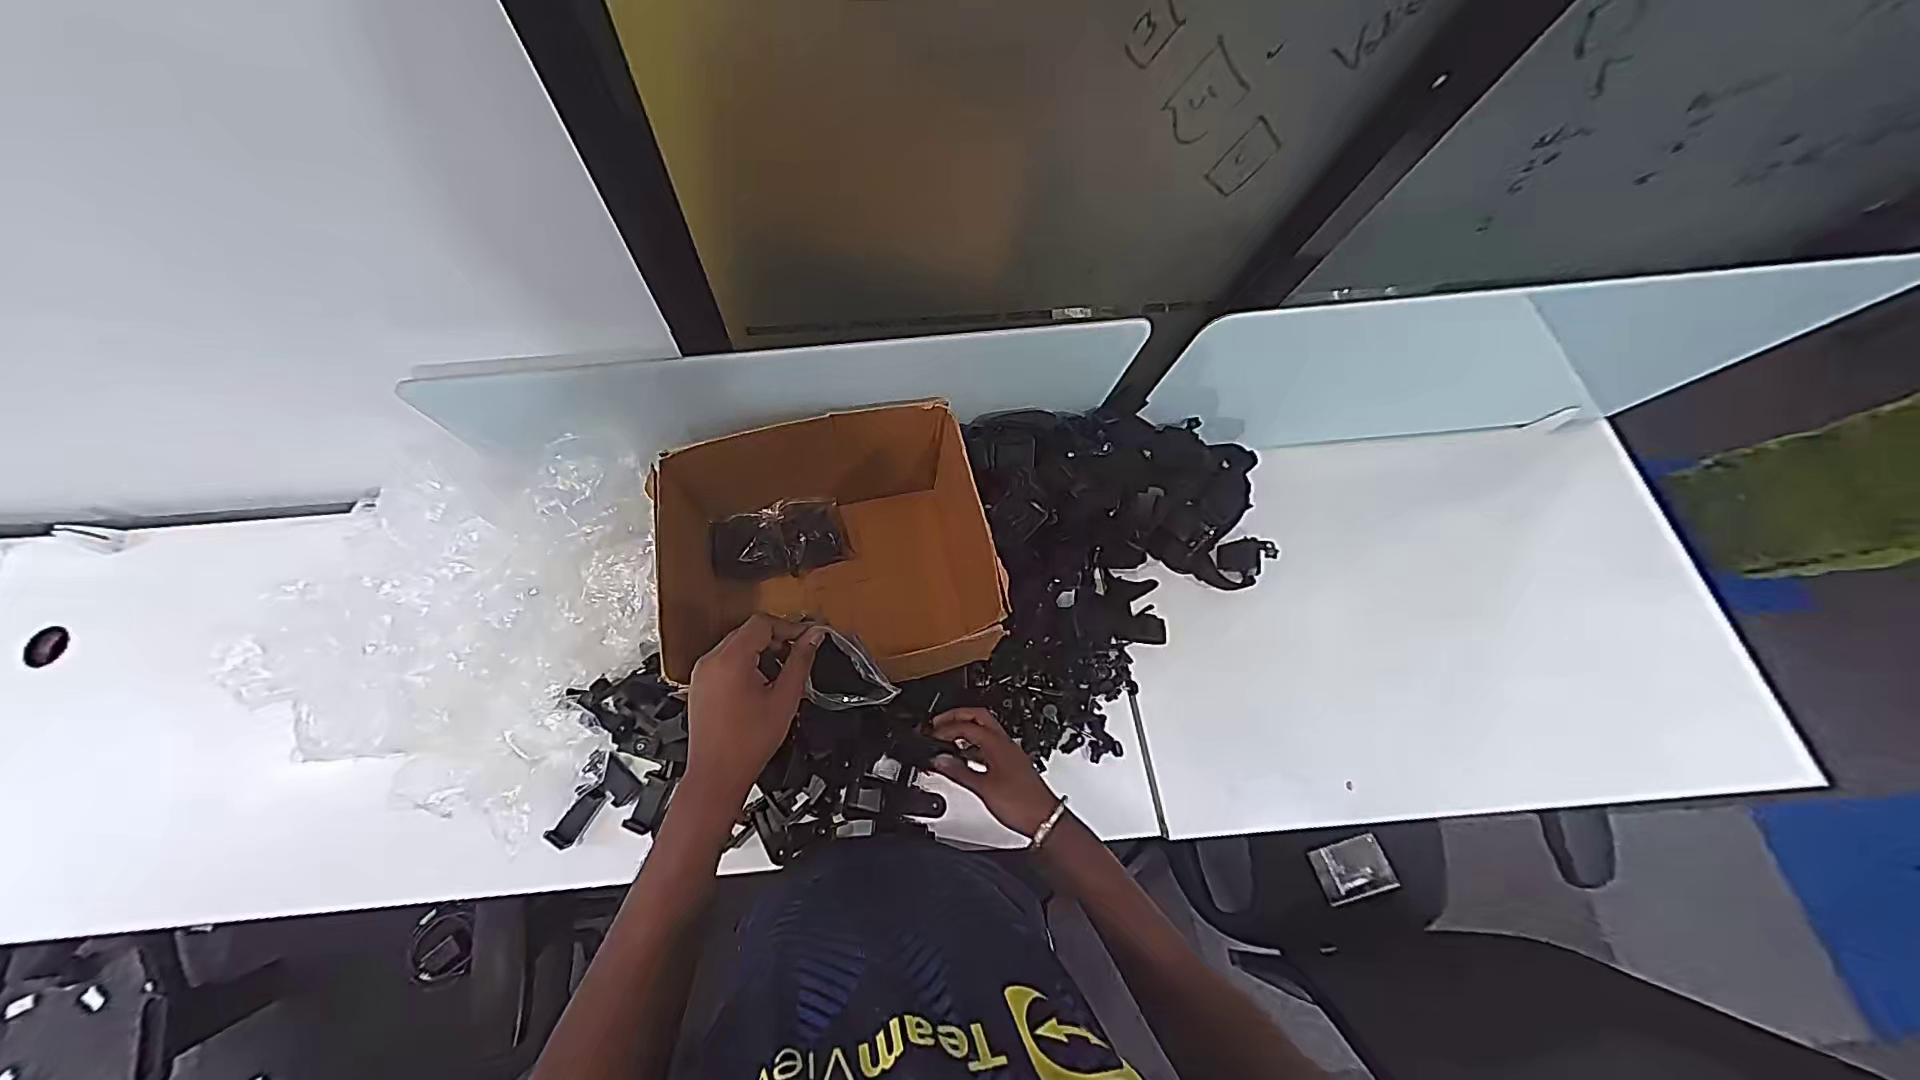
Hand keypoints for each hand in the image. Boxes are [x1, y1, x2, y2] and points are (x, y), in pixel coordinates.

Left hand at [684, 614, 824, 805]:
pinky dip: (746, 663)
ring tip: (782, 673)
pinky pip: (726, 660)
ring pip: (737, 644)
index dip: (789, 627)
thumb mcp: (785, 698)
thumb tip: (813, 637)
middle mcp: (711, 661)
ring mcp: (702, 673)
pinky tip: (762, 684)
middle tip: (799, 653)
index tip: (807, 637)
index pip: (762, 623)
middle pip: (749, 631)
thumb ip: (800, 661)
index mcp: (731, 660)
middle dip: (777, 639)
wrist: (717, 775)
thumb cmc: (747, 744)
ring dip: (762, 651)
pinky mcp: (700, 685)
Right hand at [928, 708, 1062, 837]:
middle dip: (956, 716)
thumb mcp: (983, 788)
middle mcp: (1005, 744)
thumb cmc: (1021, 804)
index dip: (945, 728)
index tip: (931, 734)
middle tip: (938, 723)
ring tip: (947, 738)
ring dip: (965, 730)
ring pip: (984, 730)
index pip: (966, 726)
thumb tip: (940, 759)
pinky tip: (965, 758)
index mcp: (997, 744)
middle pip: (978, 717)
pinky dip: (973, 745)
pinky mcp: (1011, 764)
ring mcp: (1009, 753)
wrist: (1044, 819)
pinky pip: (989, 745)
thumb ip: (959, 772)